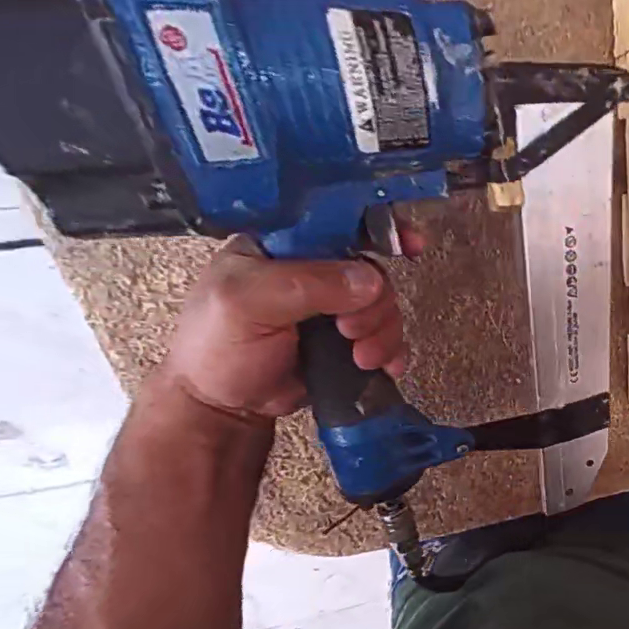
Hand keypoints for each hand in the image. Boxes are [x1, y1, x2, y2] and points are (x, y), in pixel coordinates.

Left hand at [158, 234, 420, 421]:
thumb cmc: (217, 347)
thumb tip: (370, 281)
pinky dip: (393, 350)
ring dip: (383, 332)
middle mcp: (314, 270)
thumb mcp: (245, 302)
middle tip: (351, 332)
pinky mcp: (348, 341)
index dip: (377, 227)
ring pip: (383, 305)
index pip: (337, 221)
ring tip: (362, 359)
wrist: (223, 407)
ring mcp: (334, 307)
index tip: (411, 244)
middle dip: (374, 303)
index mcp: (284, 245)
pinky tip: (386, 366)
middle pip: (371, 269)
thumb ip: (305, 284)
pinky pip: (386, 336)